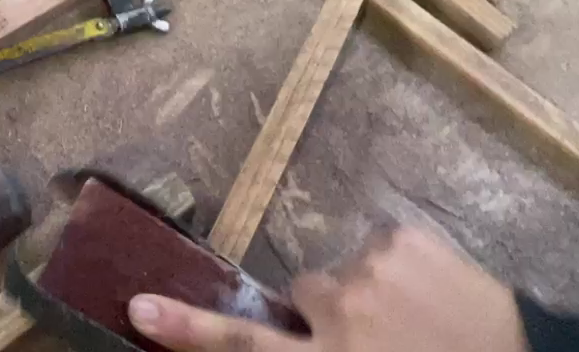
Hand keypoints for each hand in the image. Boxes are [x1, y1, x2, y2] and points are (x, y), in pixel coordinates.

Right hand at [128, 225, 528, 351]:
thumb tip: (293, 330)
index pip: (246, 347)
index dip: (186, 329)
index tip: (137, 307)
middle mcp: (341, 309)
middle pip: (303, 296)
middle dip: (326, 315)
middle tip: (382, 346)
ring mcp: (372, 265)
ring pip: (344, 273)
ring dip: (369, 295)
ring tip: (423, 325)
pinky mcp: (403, 236)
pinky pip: (380, 249)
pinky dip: (399, 270)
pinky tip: (442, 300)